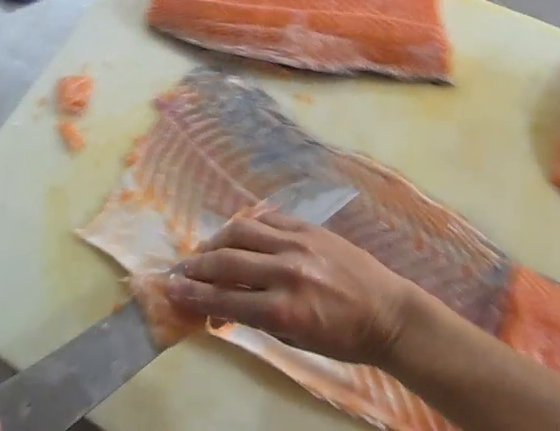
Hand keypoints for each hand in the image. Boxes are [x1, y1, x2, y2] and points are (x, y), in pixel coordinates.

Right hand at [165, 212, 417, 365]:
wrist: (388, 313)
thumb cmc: (343, 339)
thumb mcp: (296, 339)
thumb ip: (257, 319)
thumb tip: (221, 307)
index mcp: (284, 310)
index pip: (226, 300)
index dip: (194, 296)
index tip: (171, 291)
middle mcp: (286, 272)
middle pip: (226, 262)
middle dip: (196, 267)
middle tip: (178, 271)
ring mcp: (297, 244)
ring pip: (242, 232)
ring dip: (216, 241)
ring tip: (203, 251)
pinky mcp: (308, 228)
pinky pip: (266, 219)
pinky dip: (245, 227)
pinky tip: (236, 234)